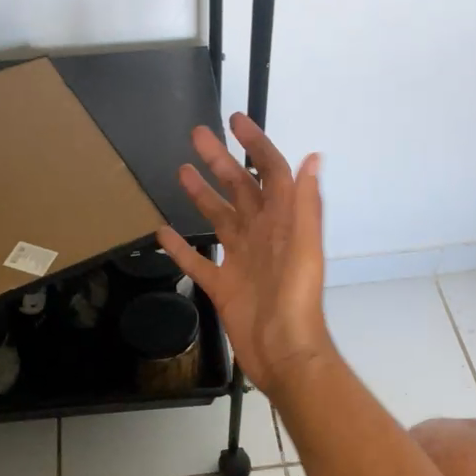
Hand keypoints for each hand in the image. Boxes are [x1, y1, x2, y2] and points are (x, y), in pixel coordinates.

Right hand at [156, 113, 334, 394]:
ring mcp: (241, 261)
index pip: (271, 173)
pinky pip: (198, 262)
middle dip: (220, 161)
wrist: (284, 354)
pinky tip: (163, 231)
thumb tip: (312, 158)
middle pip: (240, 190)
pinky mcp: (223, 286)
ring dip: (202, 194)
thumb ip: (306, 205)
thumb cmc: (297, 302)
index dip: (256, 145)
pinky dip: (182, 247)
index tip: (235, 121)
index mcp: (283, 223)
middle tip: (197, 136)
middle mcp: (262, 235)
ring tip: (181, 171)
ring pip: (219, 219)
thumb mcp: (304, 249)